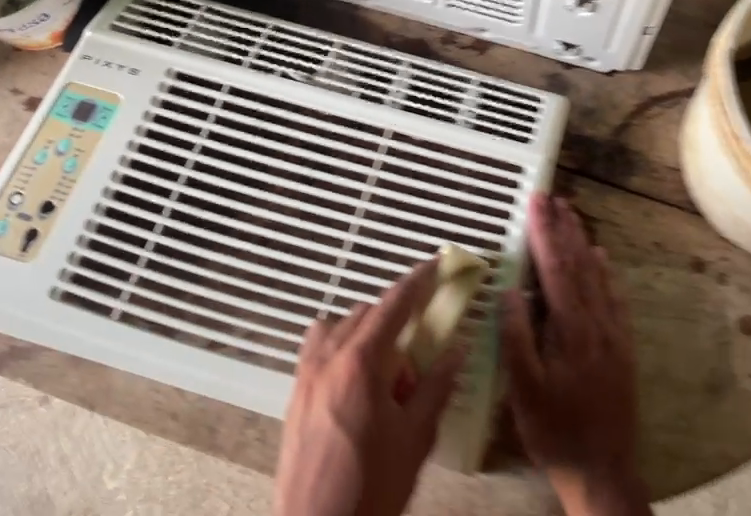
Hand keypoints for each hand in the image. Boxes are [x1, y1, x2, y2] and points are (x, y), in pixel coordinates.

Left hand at [274, 259, 467, 515]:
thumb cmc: (373, 486)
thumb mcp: (416, 437)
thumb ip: (436, 386)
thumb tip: (457, 349)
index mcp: (360, 363)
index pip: (394, 304)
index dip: (419, 279)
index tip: (439, 264)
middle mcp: (327, 359)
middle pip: (366, 312)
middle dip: (397, 314)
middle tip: (422, 342)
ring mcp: (305, 378)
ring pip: (338, 327)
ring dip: (366, 329)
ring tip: (388, 363)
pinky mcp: (294, 398)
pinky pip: (318, 350)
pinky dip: (341, 346)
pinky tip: (357, 380)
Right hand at [502, 195, 649, 515]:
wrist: (603, 468)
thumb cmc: (556, 430)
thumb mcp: (525, 390)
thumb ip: (518, 337)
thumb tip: (511, 289)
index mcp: (570, 328)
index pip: (554, 267)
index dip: (544, 231)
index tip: (535, 201)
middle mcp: (596, 321)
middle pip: (578, 263)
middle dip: (563, 227)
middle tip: (551, 196)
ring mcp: (613, 332)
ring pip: (597, 275)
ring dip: (582, 241)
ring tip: (571, 213)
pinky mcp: (622, 345)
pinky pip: (614, 296)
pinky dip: (605, 272)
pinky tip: (601, 257)